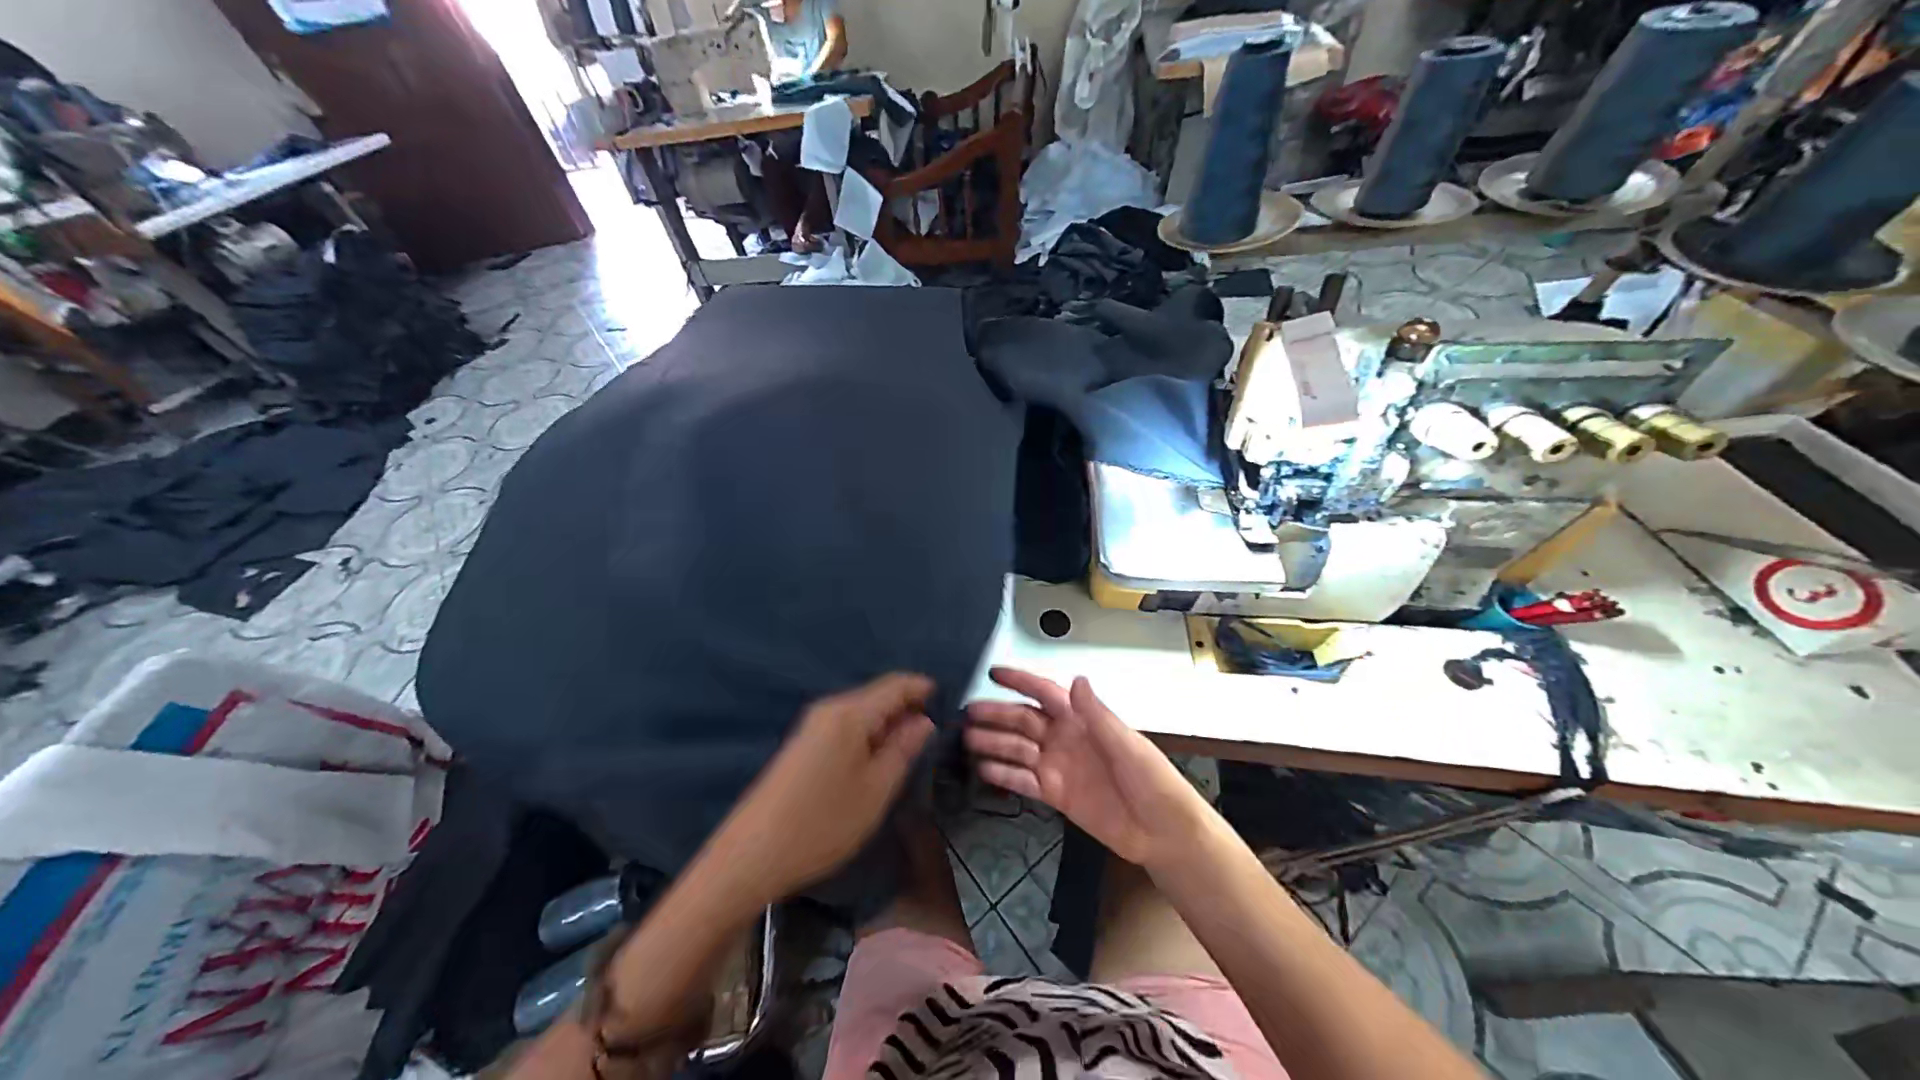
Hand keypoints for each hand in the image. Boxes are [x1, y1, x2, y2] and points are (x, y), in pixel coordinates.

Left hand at [717, 674, 935, 901]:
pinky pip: (844, 728)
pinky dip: (867, 736)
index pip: (895, 684)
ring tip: (910, 749)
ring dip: (887, 724)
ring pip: (861, 713)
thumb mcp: (876, 790)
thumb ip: (903, 749)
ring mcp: (811, 727)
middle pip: (877, 696)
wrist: (753, 855)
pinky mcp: (802, 747)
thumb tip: (923, 721)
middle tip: (934, 733)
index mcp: (849, 713)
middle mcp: (829, 710)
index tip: (946, 701)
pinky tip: (876, 760)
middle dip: (906, 708)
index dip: (922, 688)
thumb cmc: (823, 823)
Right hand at [965, 668, 1209, 868]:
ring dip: (993, 742)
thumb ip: (1098, 715)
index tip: (994, 673)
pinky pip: (1022, 780)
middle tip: (967, 712)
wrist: (1162, 831)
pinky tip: (982, 770)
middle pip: (1024, 720)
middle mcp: (1066, 738)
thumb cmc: (1153, 781)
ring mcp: (1058, 765)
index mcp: (1083, 720)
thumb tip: (1077, 680)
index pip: (1046, 692)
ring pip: (1018, 748)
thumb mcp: (1127, 744)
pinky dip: (1002, 774)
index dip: (1021, 681)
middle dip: (996, 714)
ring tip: (965, 740)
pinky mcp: (1055, 794)